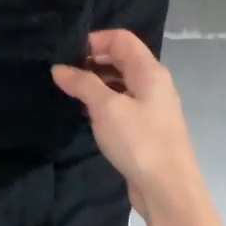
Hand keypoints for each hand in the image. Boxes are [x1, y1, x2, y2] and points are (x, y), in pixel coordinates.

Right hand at [51, 29, 203, 212]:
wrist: (166, 186)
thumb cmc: (139, 141)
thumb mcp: (107, 108)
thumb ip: (82, 84)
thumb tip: (59, 69)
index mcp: (150, 71)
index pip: (121, 39)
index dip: (93, 40)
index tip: (65, 55)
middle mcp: (152, 83)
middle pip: (120, 59)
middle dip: (90, 61)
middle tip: (60, 74)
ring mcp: (149, 106)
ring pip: (118, 82)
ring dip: (93, 83)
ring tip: (66, 92)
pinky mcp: (142, 127)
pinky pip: (119, 103)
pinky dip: (100, 102)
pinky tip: (83, 113)